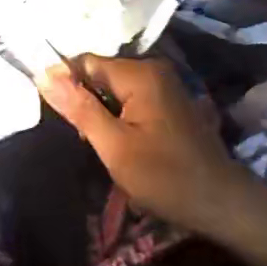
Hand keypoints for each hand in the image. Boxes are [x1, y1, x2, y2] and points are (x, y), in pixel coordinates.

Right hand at [39, 55, 258, 237]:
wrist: (221, 203)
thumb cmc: (165, 176)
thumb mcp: (113, 146)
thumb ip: (79, 108)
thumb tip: (44, 75)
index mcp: (139, 73)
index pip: (85, 62)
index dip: (65, 84)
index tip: (58, 116)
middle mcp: (153, 69)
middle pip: (100, 74)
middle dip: (85, 101)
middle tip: (85, 138)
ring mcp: (164, 84)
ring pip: (114, 88)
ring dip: (102, 111)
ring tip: (101, 144)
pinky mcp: (169, 100)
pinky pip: (131, 97)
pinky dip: (119, 115)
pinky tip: (122, 143)